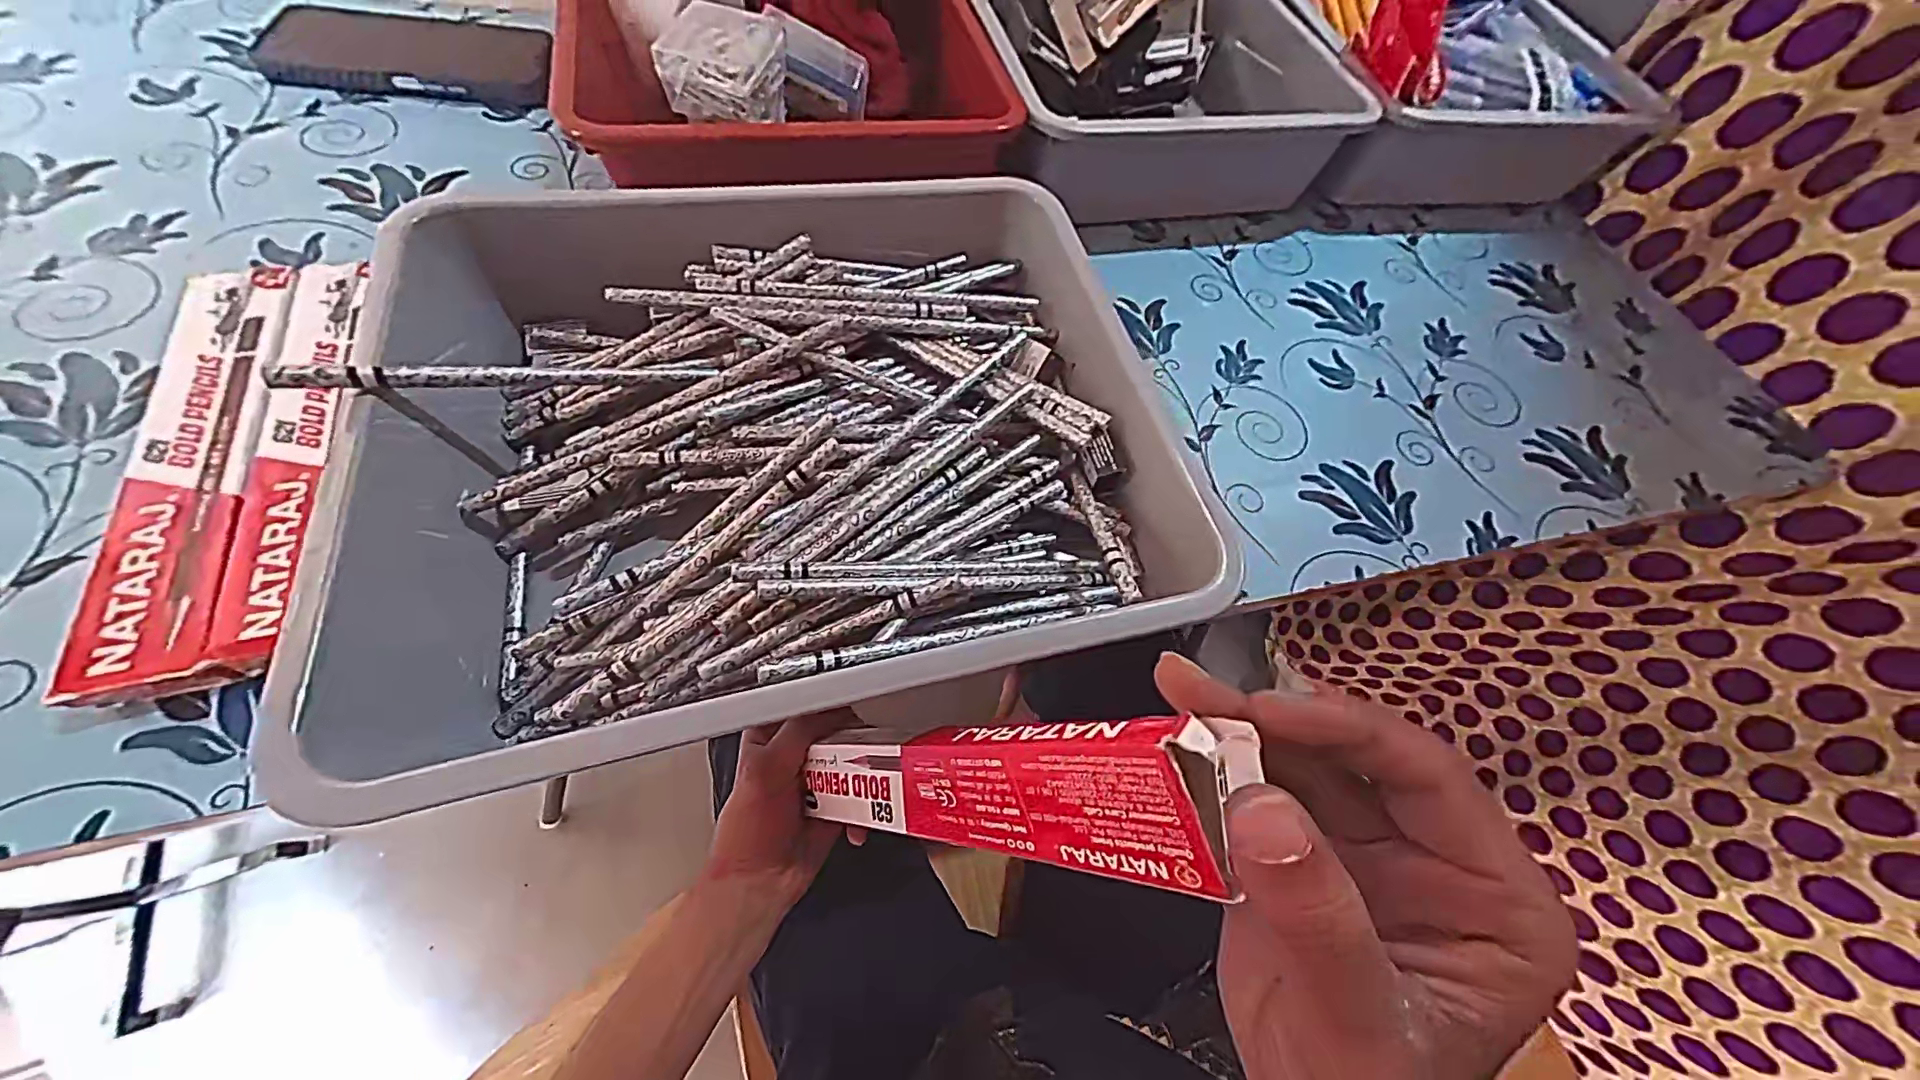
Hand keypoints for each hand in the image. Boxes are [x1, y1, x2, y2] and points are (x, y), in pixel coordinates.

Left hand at [703, 710, 858, 908]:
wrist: (757, 886)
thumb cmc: (745, 836)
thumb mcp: (765, 769)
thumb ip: (796, 733)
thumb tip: (830, 710)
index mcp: (772, 740)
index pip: (807, 708)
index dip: (829, 707)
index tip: (852, 712)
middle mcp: (797, 758)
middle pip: (838, 735)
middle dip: (856, 744)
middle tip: (865, 751)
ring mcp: (819, 782)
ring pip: (855, 763)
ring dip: (868, 776)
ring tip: (871, 786)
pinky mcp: (838, 806)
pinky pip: (865, 796)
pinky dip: (868, 808)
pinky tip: (857, 823)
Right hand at [1155, 653, 1575, 1079]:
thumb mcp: (1357, 1018)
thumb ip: (1319, 916)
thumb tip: (1265, 811)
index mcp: (1487, 891)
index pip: (1422, 772)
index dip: (1343, 728)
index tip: (1268, 711)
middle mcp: (1421, 854)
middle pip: (1344, 755)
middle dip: (1270, 717)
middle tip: (1209, 692)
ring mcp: (1352, 848)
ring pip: (1293, 762)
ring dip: (1234, 728)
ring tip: (1184, 695)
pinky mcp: (1292, 850)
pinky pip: (1253, 789)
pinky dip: (1212, 766)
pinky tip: (1181, 739)